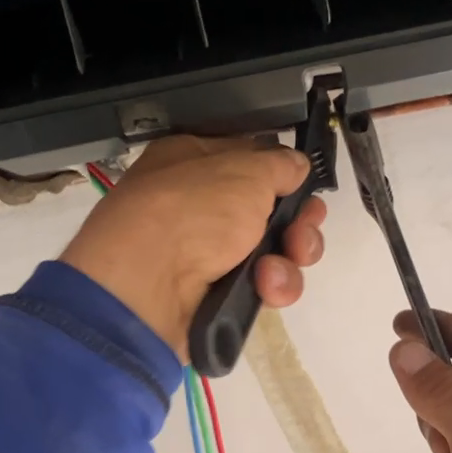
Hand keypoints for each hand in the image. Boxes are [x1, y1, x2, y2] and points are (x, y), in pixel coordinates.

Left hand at [59, 136, 326, 357]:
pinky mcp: (215, 293)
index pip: (251, 159)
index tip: (306, 184)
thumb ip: (279, 164)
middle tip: (301, 231)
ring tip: (275, 267)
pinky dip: (270, 285)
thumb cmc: (193, 210)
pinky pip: (261, 284)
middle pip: (269, 209)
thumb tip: (294, 165)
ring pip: (272, 250)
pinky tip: (265, 287)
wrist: (146, 288)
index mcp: (194, 161)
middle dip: (297, 222)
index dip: (282, 172)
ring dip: (288, 257)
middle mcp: (199, 203)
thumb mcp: (246, 170)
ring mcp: (206, 251)